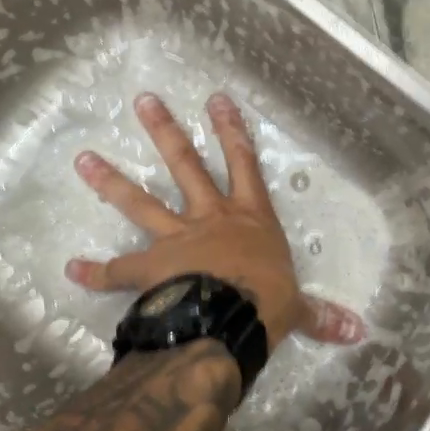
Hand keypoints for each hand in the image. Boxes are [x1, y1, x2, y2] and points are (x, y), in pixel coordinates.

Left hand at [65, 92, 365, 351]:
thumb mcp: (296, 308)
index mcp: (249, 219)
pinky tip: (72, 268)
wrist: (227, 322)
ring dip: (111, 181)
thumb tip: (357, 332)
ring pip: (140, 203)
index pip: (243, 164)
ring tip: (83, 159)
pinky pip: (118, 270)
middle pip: (185, 165)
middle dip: (166, 132)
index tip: (215, 98)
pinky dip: (96, 271)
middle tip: (143, 101)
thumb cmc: (266, 304)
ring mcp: (176, 240)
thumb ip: (319, 316)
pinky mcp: (150, 268)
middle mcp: (210, 219)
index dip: (231, 130)